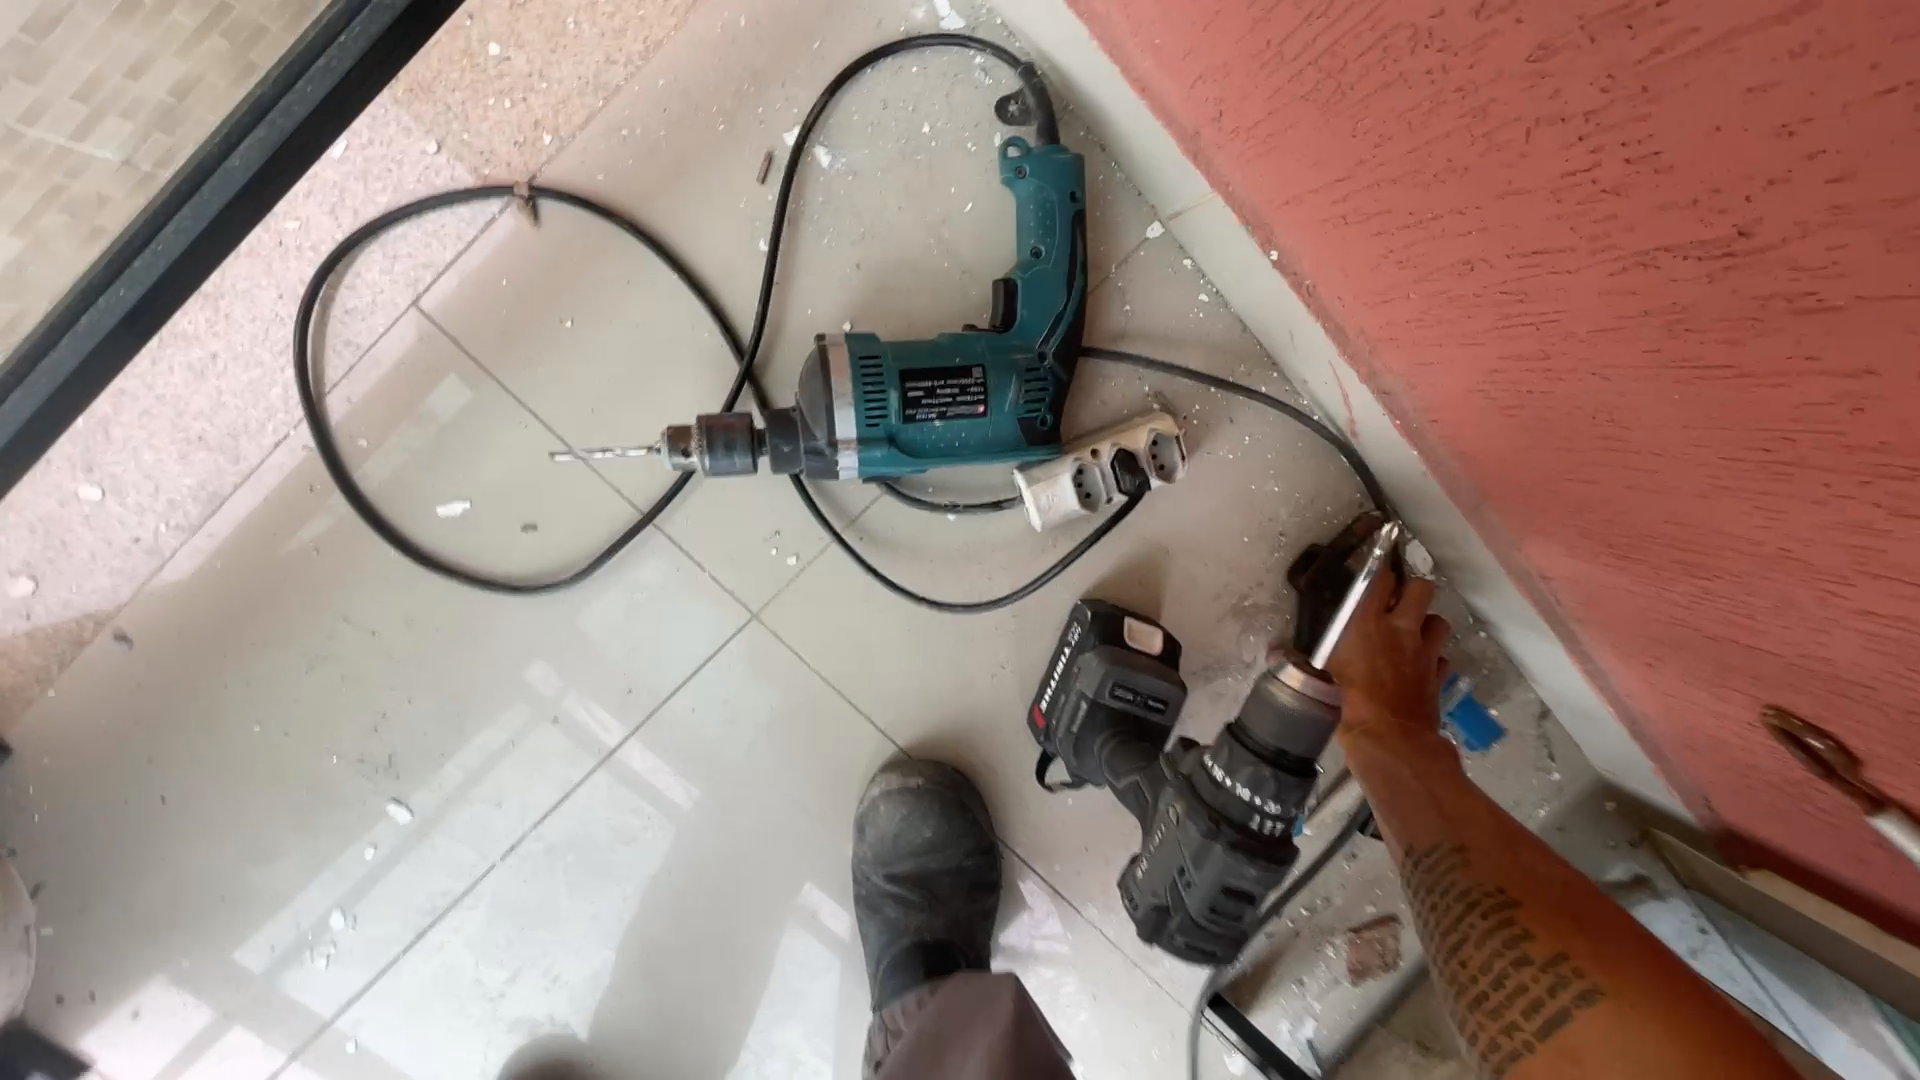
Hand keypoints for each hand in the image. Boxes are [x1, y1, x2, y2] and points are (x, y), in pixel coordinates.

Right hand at [1326, 568, 1450, 745]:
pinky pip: (1441, 659)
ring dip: (1426, 624)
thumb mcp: (1328, 667)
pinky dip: (1433, 660)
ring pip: (1439, 622)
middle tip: (1397, 601)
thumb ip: (1327, 649)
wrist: (1390, 737)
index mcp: (1369, 622)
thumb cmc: (1348, 699)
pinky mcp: (1438, 675)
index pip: (1381, 579)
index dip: (1379, 572)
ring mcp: (1426, 652)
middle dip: (1412, 589)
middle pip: (1422, 589)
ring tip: (1411, 634)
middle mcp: (1402, 629)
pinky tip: (1419, 667)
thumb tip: (1295, 648)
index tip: (1373, 575)